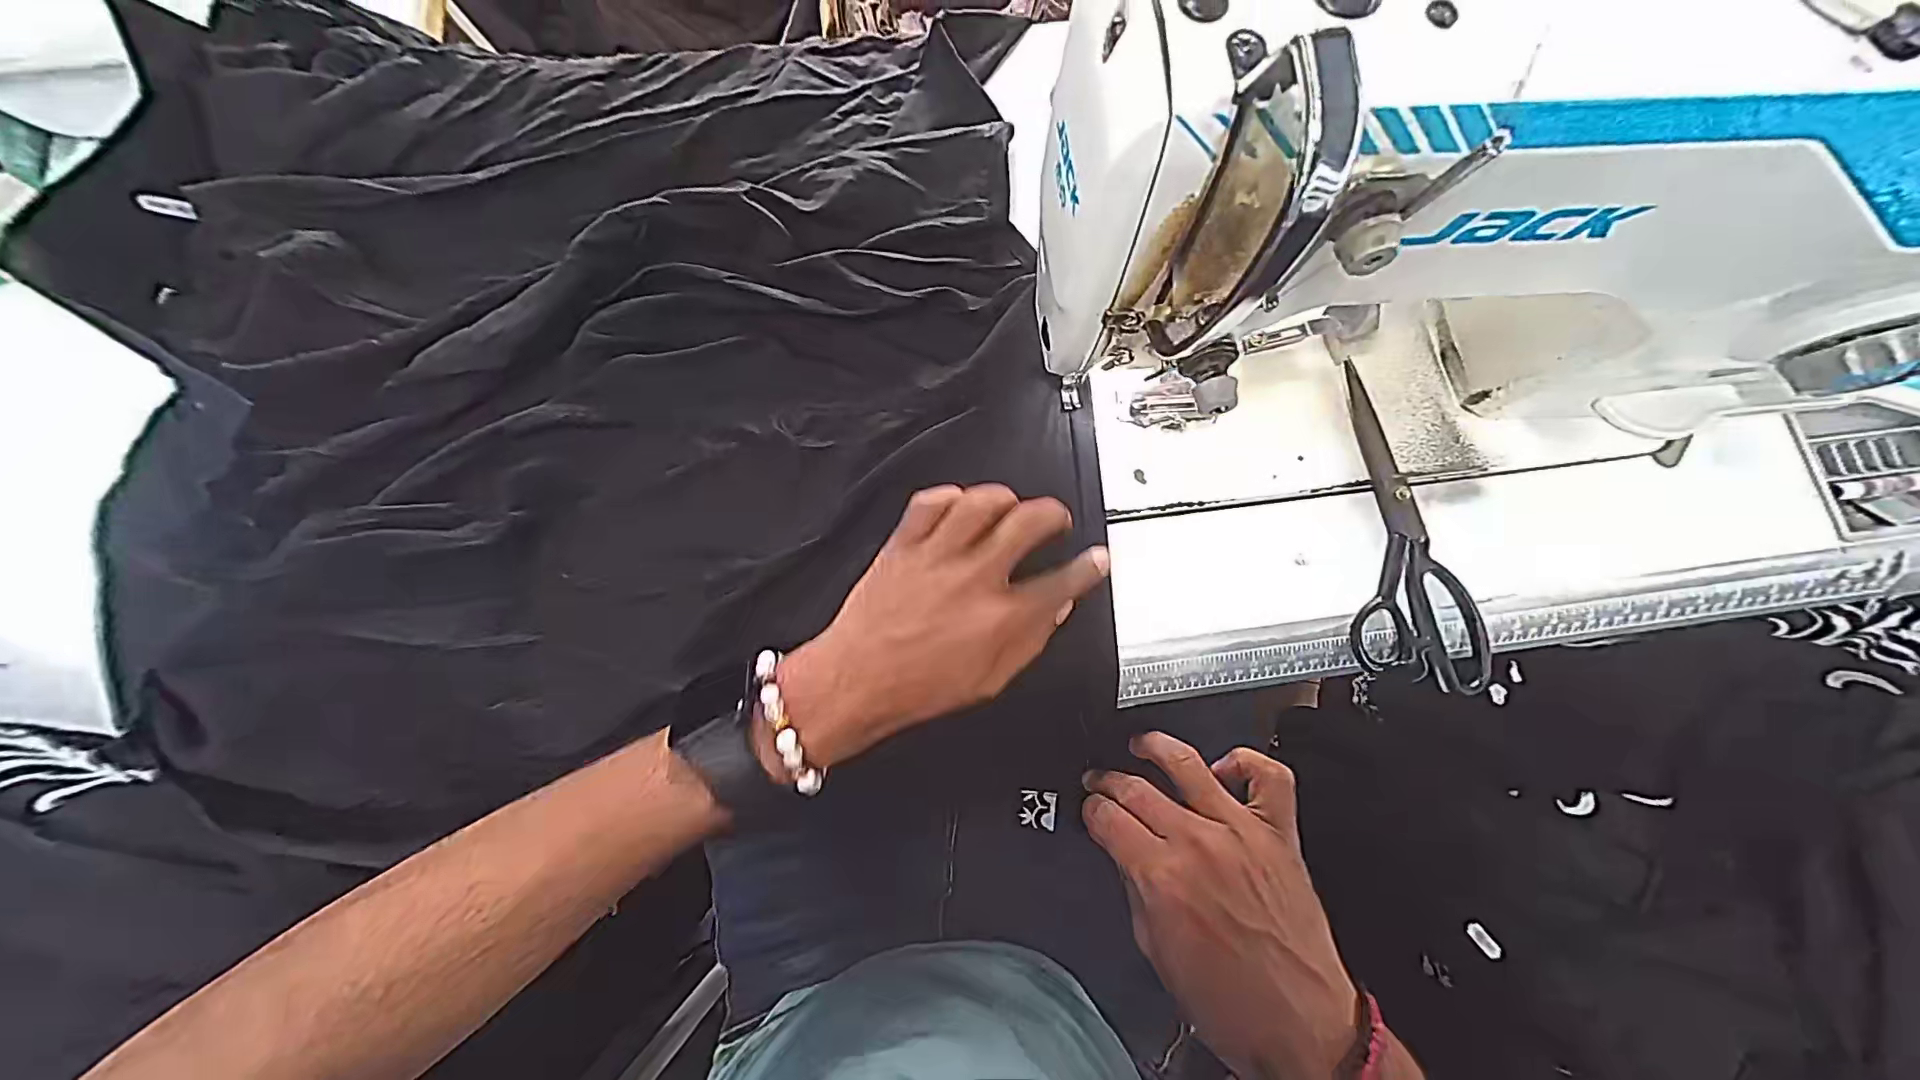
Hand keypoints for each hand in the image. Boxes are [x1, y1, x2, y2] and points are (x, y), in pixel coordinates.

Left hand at [775, 484, 1108, 766]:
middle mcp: (973, 579)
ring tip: (1012, 506)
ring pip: (981, 501)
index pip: (1062, 580)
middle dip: (1055, 513)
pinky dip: (950, 496)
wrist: (856, 681)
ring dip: (1005, 498)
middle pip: (1029, 522)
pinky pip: (930, 503)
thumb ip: (1030, 640)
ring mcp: (936, 557)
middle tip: (1056, 518)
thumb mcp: (989, 680)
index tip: (1095, 559)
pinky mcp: (903, 546)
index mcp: (1000, 617)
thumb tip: (1055, 611)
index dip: (1089, 567)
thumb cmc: (916, 687)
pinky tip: (959, 506)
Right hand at [1084, 733, 1358, 1079]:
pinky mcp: (1278, 834)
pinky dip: (1245, 761)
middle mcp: (1198, 846)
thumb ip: (1134, 890)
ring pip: (1188, 764)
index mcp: (1162, 878)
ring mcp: (1241, 833)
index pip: (1107, 817)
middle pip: (1136, 787)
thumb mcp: (1157, 952)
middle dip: (1108, 779)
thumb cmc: (1233, 1005)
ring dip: (1155, 747)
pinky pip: (1267, 776)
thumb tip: (1121, 852)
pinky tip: (1224, 767)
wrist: (1303, 1029)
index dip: (1091, 808)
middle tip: (1101, 781)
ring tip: (1142, 745)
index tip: (1091, 809)